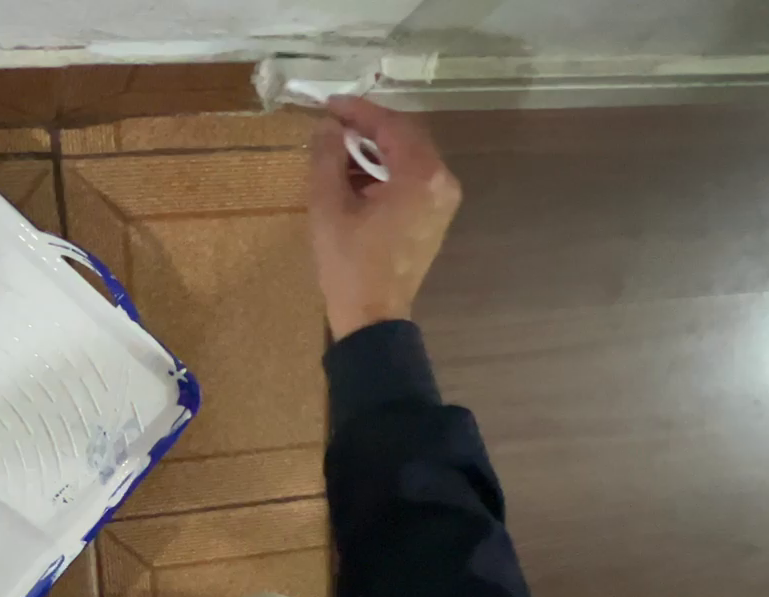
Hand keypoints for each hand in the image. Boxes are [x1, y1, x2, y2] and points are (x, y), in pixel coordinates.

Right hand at [307, 97, 461, 339]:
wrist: (372, 319)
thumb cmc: (349, 266)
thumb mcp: (328, 209)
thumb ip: (327, 159)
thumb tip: (327, 127)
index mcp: (421, 174)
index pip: (390, 125)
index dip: (357, 112)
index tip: (328, 105)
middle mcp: (441, 182)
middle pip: (405, 138)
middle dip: (368, 130)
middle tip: (334, 127)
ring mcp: (442, 203)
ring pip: (408, 160)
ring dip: (375, 153)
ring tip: (339, 155)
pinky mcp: (433, 221)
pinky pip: (412, 183)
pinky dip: (386, 175)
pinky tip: (357, 181)